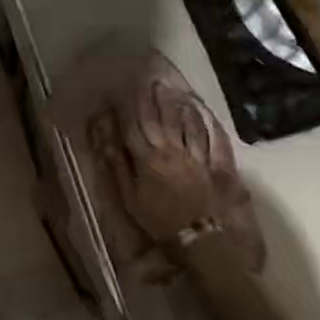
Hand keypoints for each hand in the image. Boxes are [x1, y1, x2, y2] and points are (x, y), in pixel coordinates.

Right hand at [100, 79, 222, 244]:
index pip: (135, 125)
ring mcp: (197, 153)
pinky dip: (206, 121)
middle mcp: (172, 149)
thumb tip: (103, 138)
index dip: (129, 107)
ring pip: (185, 122)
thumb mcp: (130, 197)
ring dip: (177, 104)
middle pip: (161, 118)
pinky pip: (212, 135)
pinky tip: (202, 111)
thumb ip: (117, 165)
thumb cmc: (160, 221)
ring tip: (172, 88)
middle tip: (151, 80)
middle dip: (154, 98)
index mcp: (148, 158)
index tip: (124, 90)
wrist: (201, 238)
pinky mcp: (217, 162)